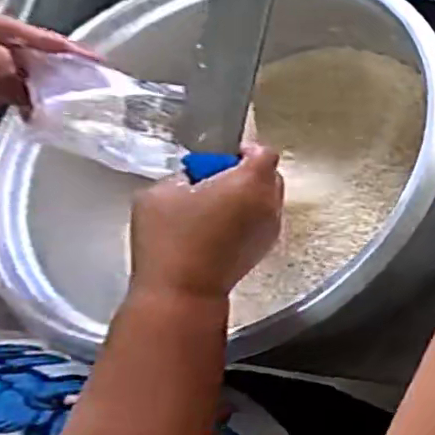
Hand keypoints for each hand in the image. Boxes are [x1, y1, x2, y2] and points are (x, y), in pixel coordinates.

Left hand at [0, 7, 83, 159]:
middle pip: (3, 42)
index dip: (28, 34)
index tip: (70, 49)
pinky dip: (31, 97)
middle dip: (44, 55)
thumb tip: (11, 56)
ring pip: (12, 66)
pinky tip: (47, 107)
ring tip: (75, 89)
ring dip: (42, 78)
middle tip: (86, 68)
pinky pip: (9, 88)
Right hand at [130, 144, 283, 302]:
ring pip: (270, 197)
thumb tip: (199, 177)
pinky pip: (265, 217)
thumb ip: (185, 175)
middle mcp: (270, 203)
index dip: (247, 149)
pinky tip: (220, 220)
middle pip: (272, 175)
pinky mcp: (268, 243)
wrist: (186, 285)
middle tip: (214, 175)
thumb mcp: (161, 191)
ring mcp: (273, 225)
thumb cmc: (170, 236)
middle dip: (247, 170)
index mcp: (250, 184)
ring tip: (214, 199)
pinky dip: (249, 211)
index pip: (266, 154)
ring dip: (249, 192)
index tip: (225, 153)